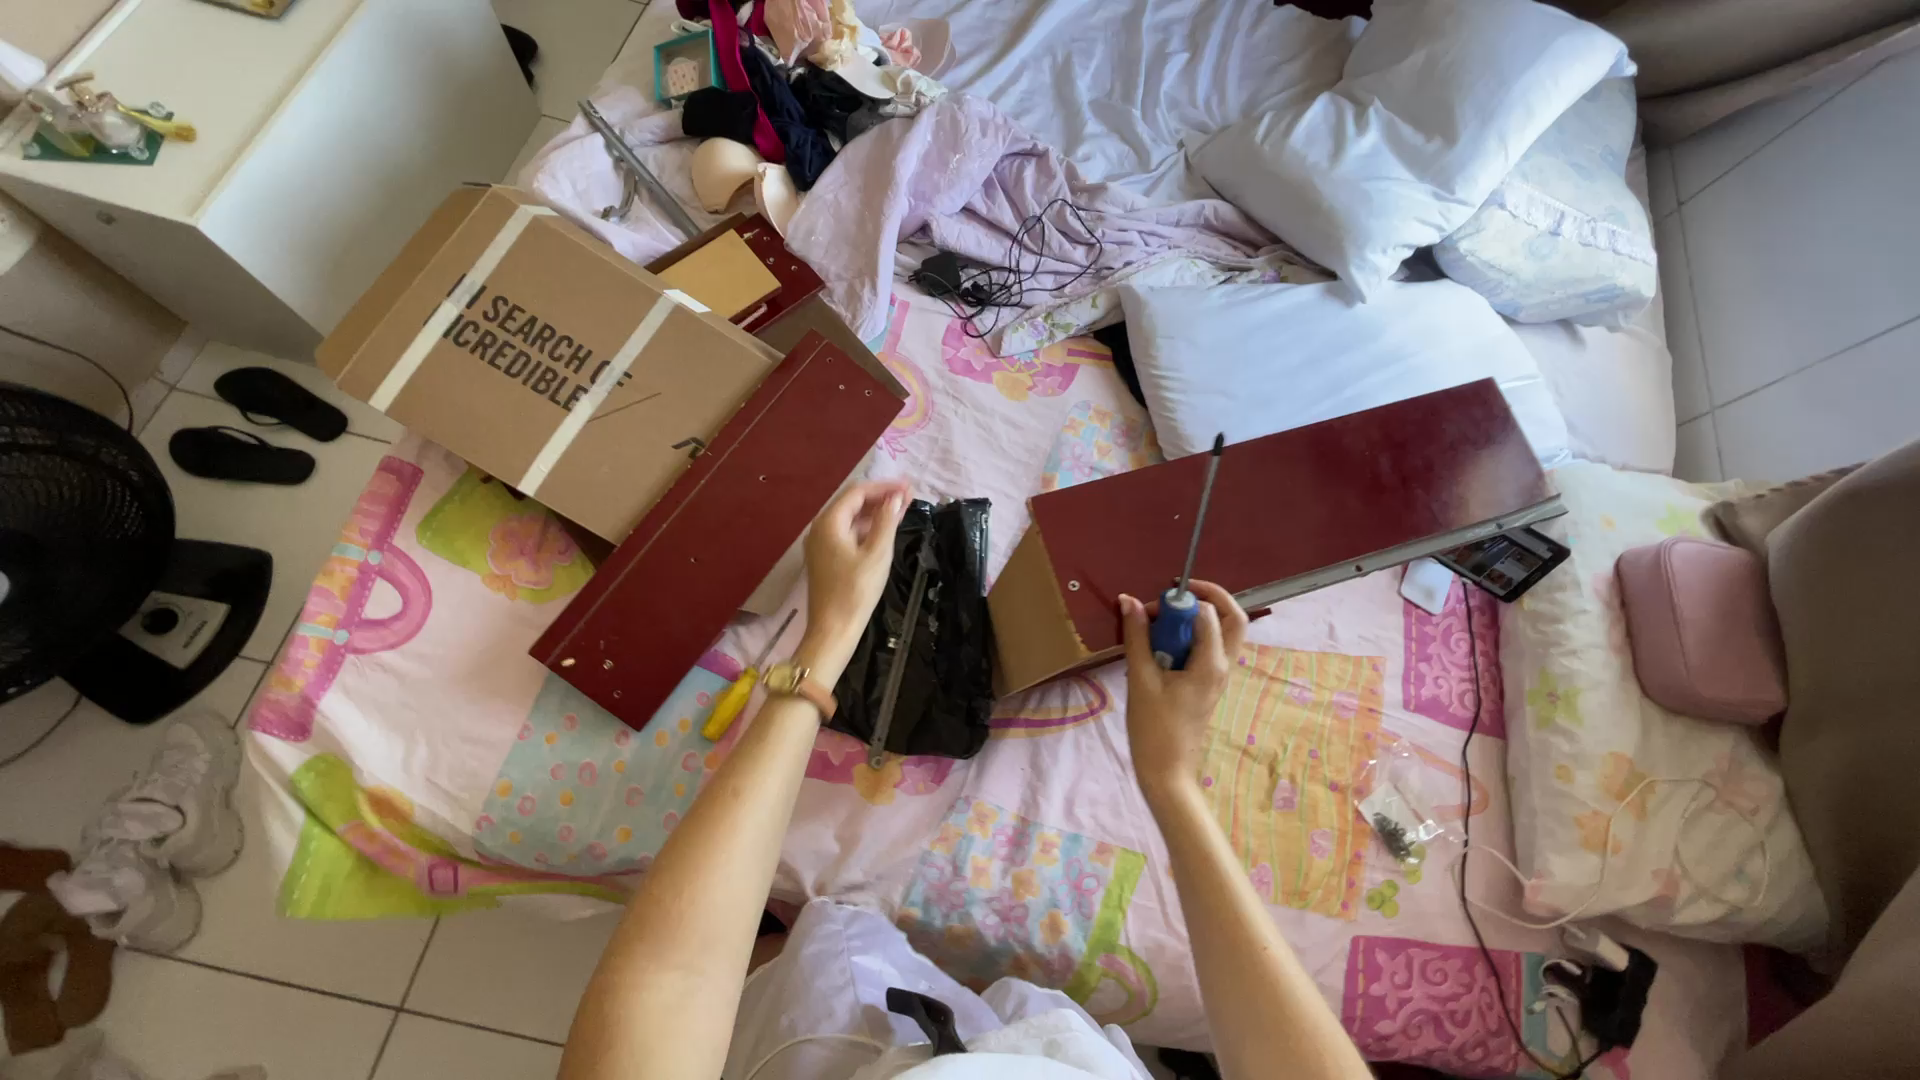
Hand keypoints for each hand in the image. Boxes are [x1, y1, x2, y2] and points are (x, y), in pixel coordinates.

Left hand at [799, 480, 911, 672]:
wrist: (833, 630)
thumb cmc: (856, 591)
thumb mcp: (877, 554)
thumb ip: (886, 521)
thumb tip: (895, 497)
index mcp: (829, 522)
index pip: (857, 492)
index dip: (884, 487)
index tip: (909, 487)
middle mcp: (820, 528)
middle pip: (852, 503)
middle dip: (881, 497)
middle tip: (909, 496)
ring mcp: (821, 544)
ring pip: (850, 519)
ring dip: (875, 513)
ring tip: (903, 509)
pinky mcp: (826, 559)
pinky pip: (847, 534)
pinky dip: (867, 529)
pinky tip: (885, 530)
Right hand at [1118, 581, 1247, 803]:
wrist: (1167, 770)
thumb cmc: (1153, 728)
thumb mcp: (1140, 678)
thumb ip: (1137, 636)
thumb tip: (1129, 601)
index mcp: (1211, 664)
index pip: (1207, 614)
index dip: (1179, 602)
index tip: (1150, 609)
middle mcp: (1223, 665)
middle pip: (1233, 617)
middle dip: (1208, 597)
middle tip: (1176, 595)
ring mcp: (1219, 675)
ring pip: (1224, 632)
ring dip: (1199, 617)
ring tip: (1165, 621)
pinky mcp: (1209, 682)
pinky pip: (1210, 647)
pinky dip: (1193, 635)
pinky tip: (1162, 645)